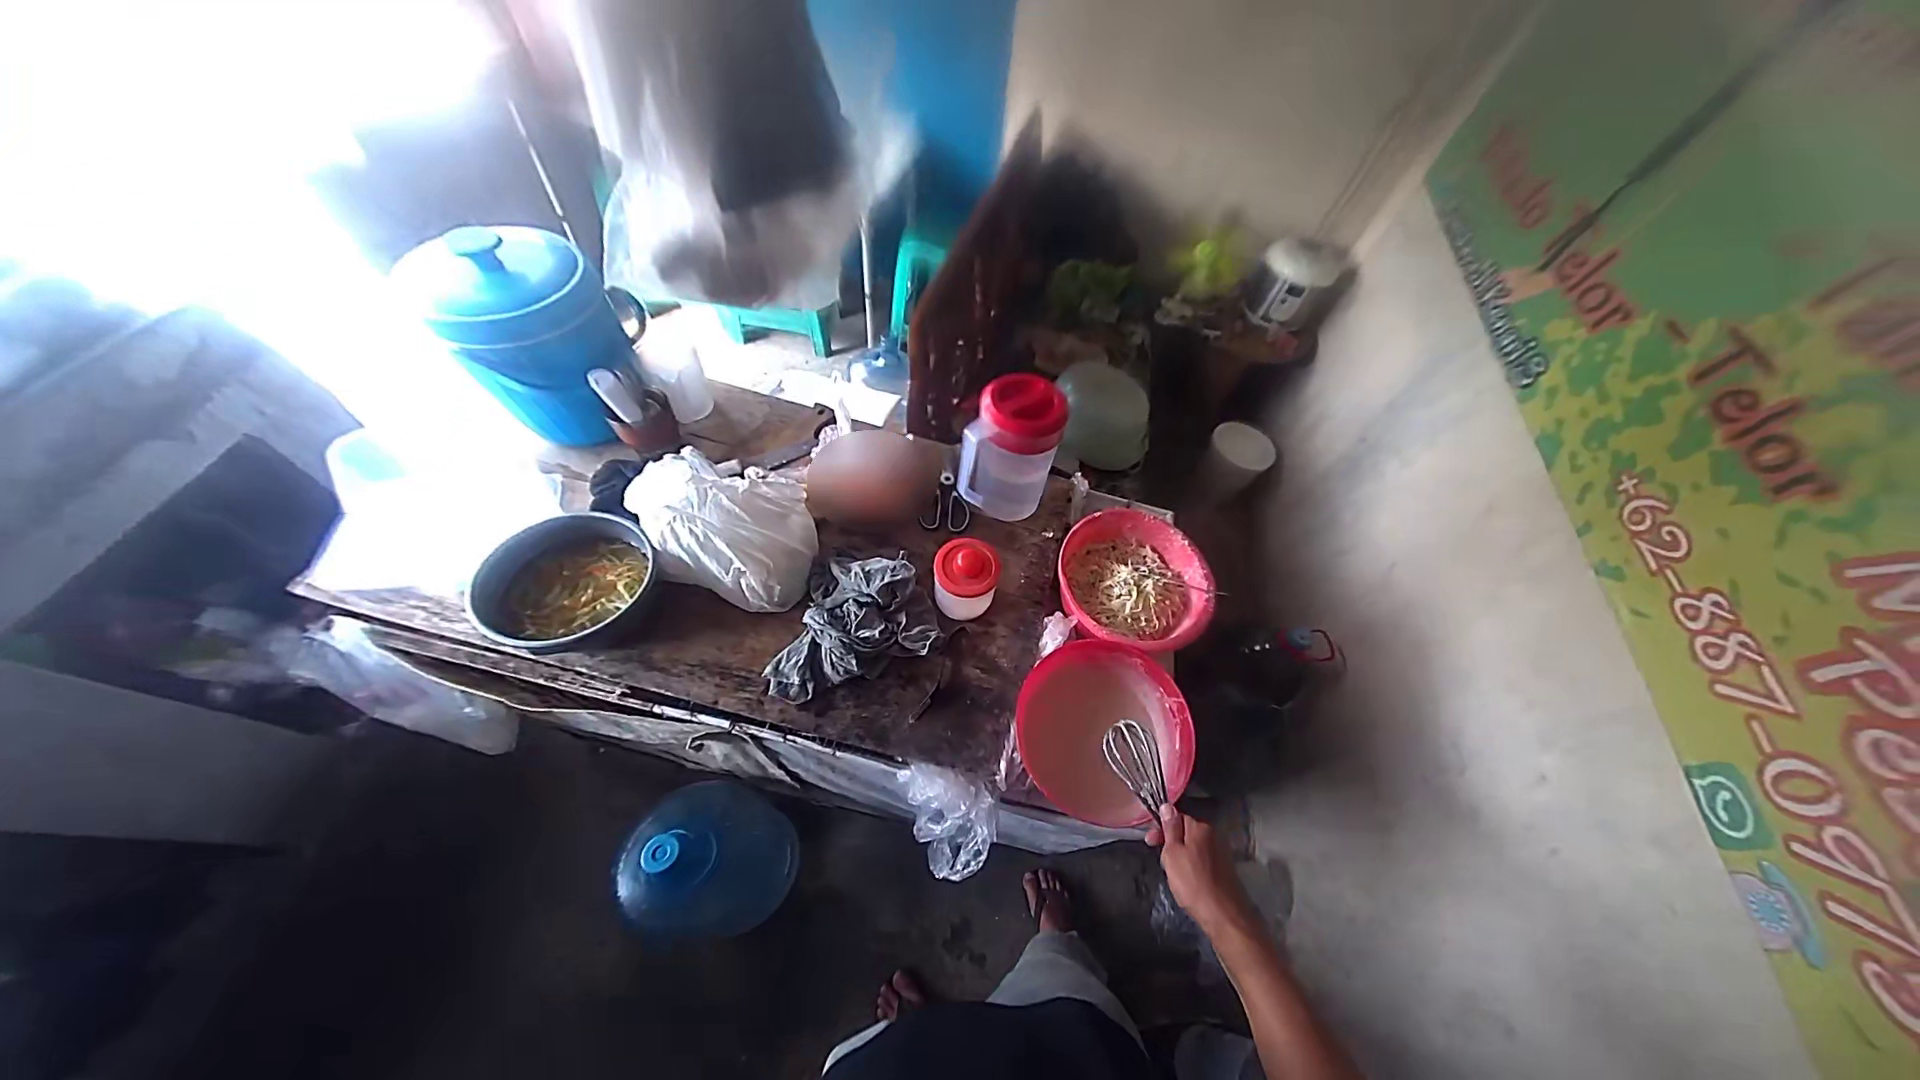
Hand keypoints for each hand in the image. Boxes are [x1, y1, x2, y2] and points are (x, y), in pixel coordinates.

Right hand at [1147, 803, 1255, 934]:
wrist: (1224, 915)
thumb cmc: (1192, 882)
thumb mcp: (1173, 853)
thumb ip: (1170, 828)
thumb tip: (1167, 805)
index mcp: (1200, 827)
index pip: (1176, 816)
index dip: (1161, 827)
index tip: (1151, 841)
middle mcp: (1213, 835)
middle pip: (1186, 831)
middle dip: (1171, 842)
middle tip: (1161, 860)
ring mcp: (1221, 852)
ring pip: (1194, 847)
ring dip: (1181, 855)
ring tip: (1173, 873)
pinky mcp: (1225, 869)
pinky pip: (1202, 860)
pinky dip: (1192, 866)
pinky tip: (1187, 880)